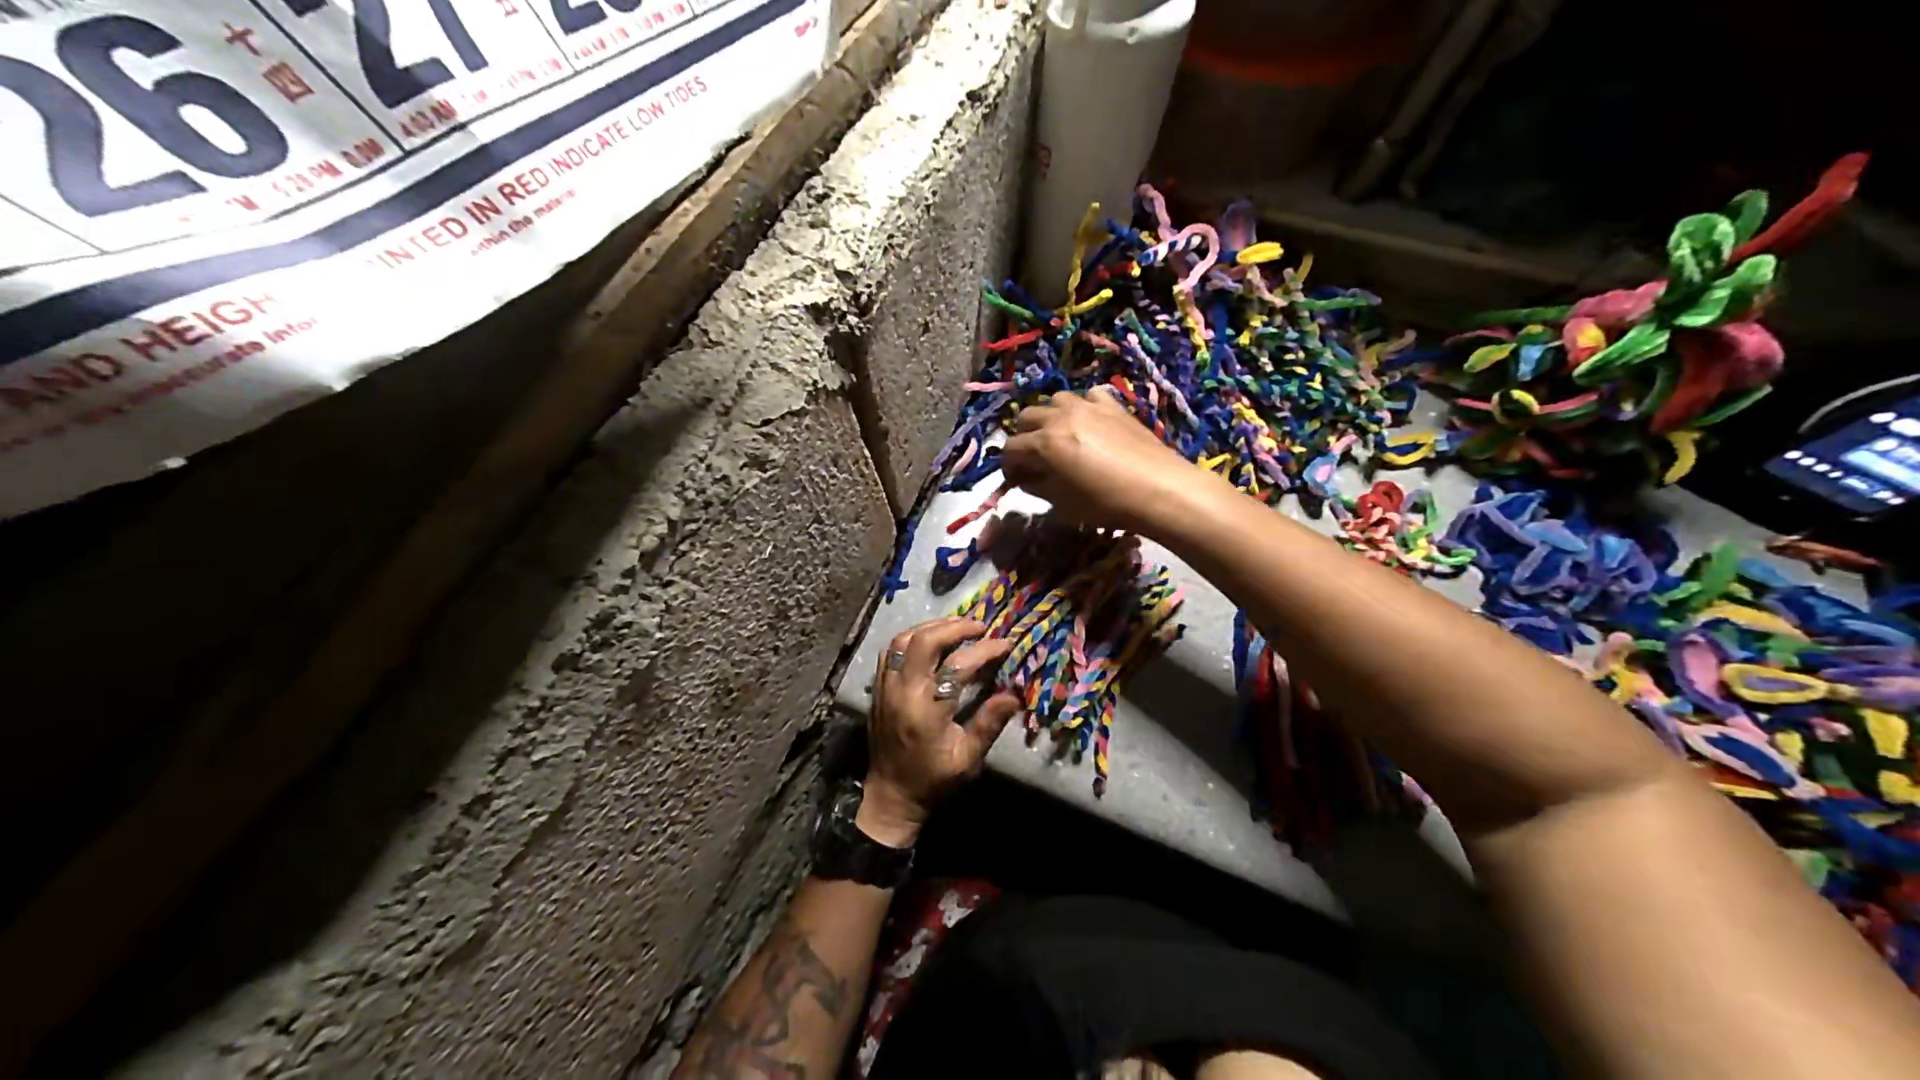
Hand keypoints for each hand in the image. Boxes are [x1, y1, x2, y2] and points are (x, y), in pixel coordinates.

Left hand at [861, 616, 1022, 846]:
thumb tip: (1014, 694)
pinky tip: (930, 640)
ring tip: (957, 627)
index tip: (1005, 643)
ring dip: (931, 628)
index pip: (958, 666)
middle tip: (979, 626)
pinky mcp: (877, 689)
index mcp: (926, 710)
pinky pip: (890, 651)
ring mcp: (885, 687)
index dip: (984, 650)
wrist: (891, 797)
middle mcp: (902, 692)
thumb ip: (989, 723)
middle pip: (924, 641)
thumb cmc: (933, 781)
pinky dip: (911, 639)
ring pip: (903, 641)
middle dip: (954, 627)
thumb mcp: (967, 759)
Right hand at [1001, 389, 1217, 533]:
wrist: (1159, 489)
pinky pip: (1087, 396)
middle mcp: (1060, 417)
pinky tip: (1088, 422)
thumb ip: (1037, 487)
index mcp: (1044, 443)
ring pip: (1054, 401)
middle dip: (1024, 437)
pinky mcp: (1112, 405)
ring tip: (1058, 436)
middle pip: (1026, 417)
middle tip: (1033, 458)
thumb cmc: (1106, 503)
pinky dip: (1080, 406)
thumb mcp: (1062, 503)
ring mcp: (1087, 406)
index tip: (1015, 479)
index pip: (1010, 448)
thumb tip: (1026, 478)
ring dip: (1049, 417)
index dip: (1009, 466)